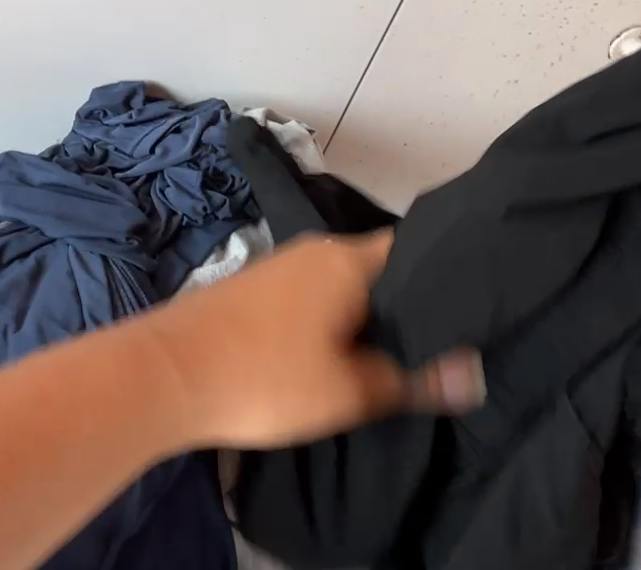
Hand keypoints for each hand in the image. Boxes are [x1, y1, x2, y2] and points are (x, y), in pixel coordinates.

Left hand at [134, 231, 483, 449]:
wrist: (169, 371)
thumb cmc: (265, 376)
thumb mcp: (349, 390)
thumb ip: (412, 380)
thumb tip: (471, 374)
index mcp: (346, 260)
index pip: (411, 250)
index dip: (441, 277)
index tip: (466, 310)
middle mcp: (315, 250)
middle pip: (377, 267)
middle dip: (404, 303)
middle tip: (435, 345)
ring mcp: (281, 264)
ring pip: (342, 281)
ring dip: (364, 312)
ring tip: (389, 353)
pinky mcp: (256, 285)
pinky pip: (313, 292)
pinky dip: (331, 315)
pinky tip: (333, 348)